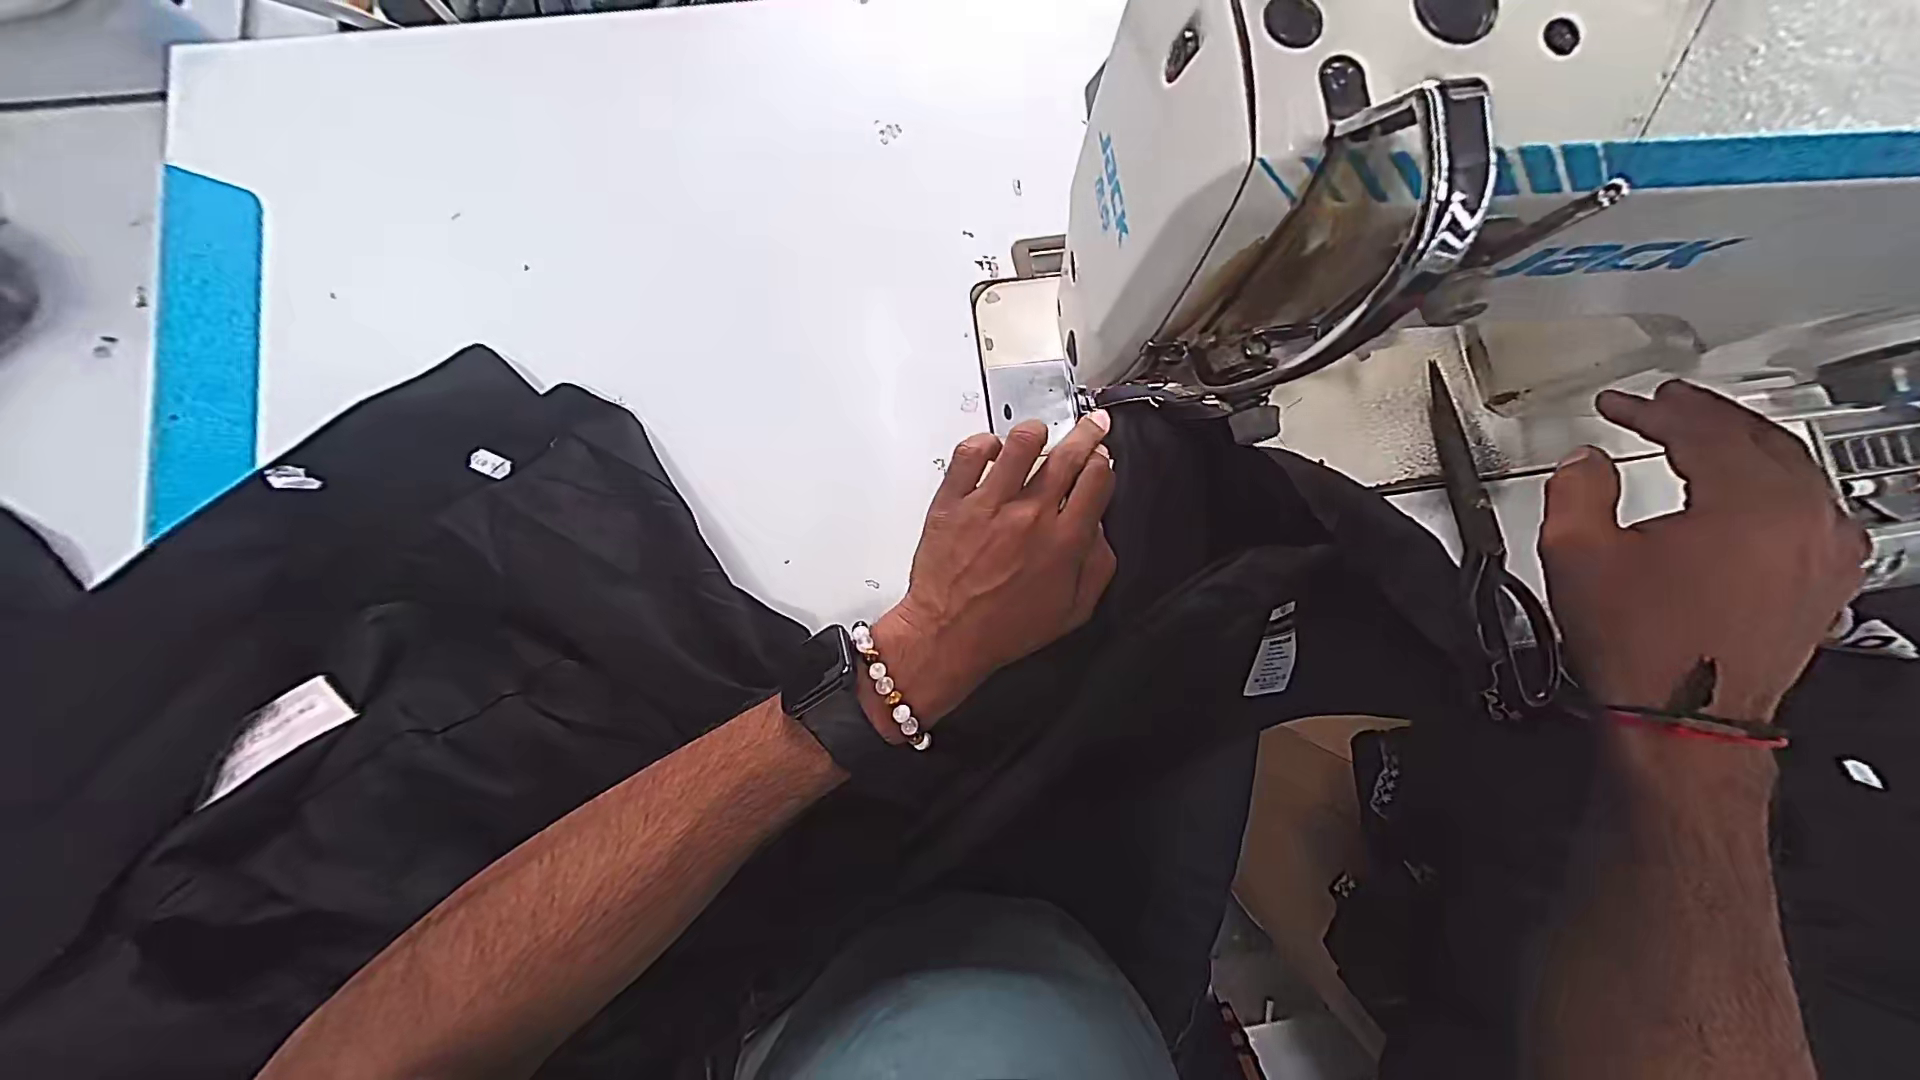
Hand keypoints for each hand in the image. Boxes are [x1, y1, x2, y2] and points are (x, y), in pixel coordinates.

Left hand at [862, 413, 1116, 734]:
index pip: (1096, 479)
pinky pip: (970, 454)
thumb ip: (1096, 566)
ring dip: (1035, 432)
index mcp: (1063, 542)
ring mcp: (988, 506)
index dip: (1103, 461)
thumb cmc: (1004, 628)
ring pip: (1020, 445)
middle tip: (1089, 426)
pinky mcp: (953, 502)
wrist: (948, 636)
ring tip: (1037, 434)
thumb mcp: (1072, 611)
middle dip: (1085, 434)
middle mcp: (1029, 518)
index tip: (1101, 457)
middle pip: (1067, 455)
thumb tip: (1098, 529)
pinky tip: (991, 448)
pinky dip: (984, 442)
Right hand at [1539, 381, 1867, 725]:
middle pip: (1761, 442)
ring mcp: (1828, 553)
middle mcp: (1807, 521)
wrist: (1682, 711)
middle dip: (1706, 416)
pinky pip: (1809, 508)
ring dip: (1741, 445)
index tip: (1620, 404)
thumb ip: (1577, 490)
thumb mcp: (1574, 552)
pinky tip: (1745, 489)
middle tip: (1666, 402)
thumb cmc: (1637, 640)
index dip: (1654, 411)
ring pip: (1794, 471)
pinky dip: (1768, 483)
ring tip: (1703, 435)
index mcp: (1749, 506)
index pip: (1703, 432)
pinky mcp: (1826, 580)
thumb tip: (1586, 461)